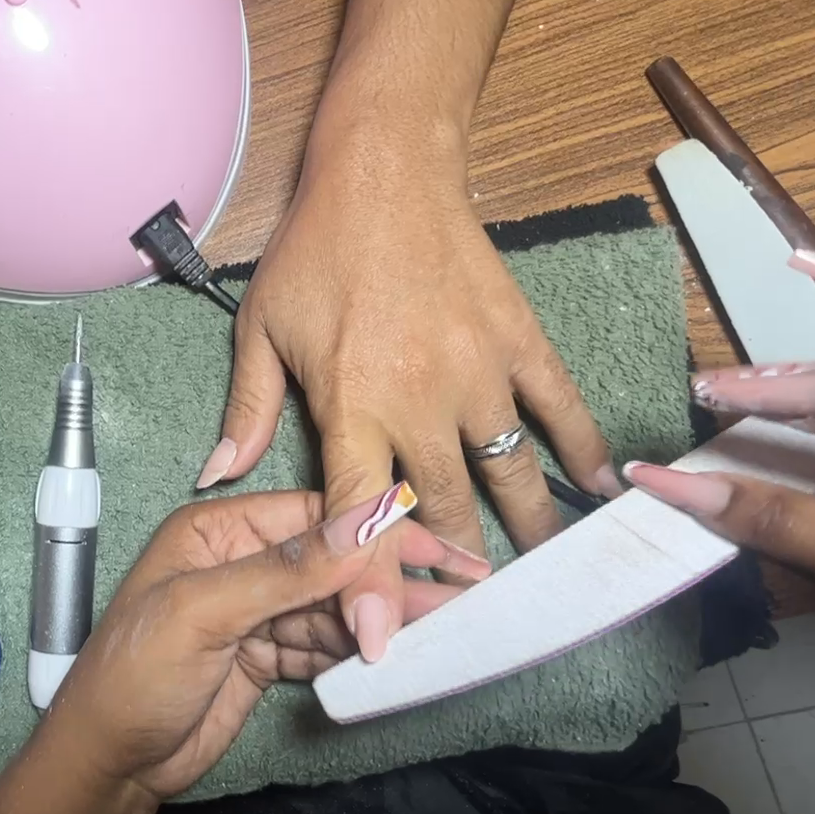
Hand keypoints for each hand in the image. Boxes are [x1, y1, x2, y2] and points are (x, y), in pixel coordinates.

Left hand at [39, 489, 474, 800]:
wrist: (111, 763)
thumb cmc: (137, 673)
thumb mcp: (201, 612)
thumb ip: (283, 571)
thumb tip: (364, 525)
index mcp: (217, 532)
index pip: (311, 519)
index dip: (374, 535)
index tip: (436, 553)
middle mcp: (241, 562)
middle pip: (330, 560)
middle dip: (391, 578)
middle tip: (467, 585)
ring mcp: (256, 611)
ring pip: (333, 605)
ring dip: (384, 618)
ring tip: (449, 624)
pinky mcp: (267, 654)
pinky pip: (323, 643)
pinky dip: (357, 650)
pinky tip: (397, 654)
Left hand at [200, 131, 616, 661]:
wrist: (385, 173)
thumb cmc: (313, 253)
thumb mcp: (260, 330)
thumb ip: (246, 410)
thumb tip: (216, 475)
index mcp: (351, 408)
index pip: (358, 514)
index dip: (364, 581)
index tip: (377, 640)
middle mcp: (421, 406)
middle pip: (441, 509)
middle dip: (447, 567)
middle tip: (458, 612)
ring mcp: (480, 375)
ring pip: (506, 473)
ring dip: (520, 528)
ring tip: (532, 575)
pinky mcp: (520, 342)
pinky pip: (558, 406)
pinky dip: (581, 449)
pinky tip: (599, 485)